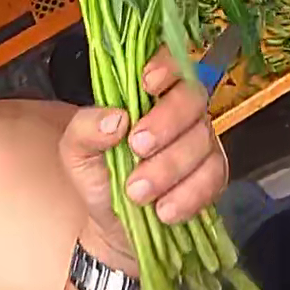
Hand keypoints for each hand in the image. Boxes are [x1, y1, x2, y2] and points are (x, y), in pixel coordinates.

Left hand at [57, 50, 229, 275]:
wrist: (114, 226)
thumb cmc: (99, 175)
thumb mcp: (76, 151)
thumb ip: (85, 128)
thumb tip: (115, 119)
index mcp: (147, 93)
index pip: (168, 62)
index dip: (165, 66)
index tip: (147, 83)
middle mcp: (180, 110)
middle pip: (192, 97)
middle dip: (166, 121)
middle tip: (137, 146)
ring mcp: (200, 141)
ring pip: (201, 140)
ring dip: (169, 166)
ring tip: (136, 191)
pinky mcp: (212, 175)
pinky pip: (212, 178)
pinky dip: (188, 195)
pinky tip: (163, 209)